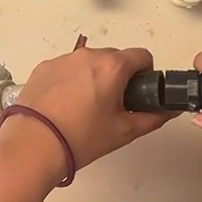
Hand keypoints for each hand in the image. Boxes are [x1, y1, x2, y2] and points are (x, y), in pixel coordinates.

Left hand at [0, 44, 169, 183]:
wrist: (33, 145)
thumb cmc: (79, 138)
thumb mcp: (123, 131)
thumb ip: (152, 118)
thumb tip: (167, 112)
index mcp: (112, 66)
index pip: (142, 56)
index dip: (146, 74)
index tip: (139, 92)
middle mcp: (87, 55)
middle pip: (114, 58)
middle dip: (118, 77)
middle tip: (113, 106)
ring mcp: (62, 60)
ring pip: (88, 62)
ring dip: (93, 77)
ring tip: (85, 109)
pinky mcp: (43, 68)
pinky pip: (65, 68)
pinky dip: (70, 81)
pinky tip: (65, 106)